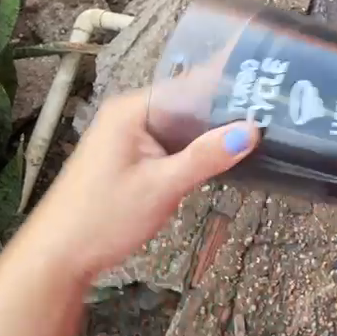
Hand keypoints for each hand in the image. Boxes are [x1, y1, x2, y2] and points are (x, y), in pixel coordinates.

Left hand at [10, 91, 257, 280]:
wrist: (59, 257)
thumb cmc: (103, 217)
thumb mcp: (161, 186)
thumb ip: (206, 157)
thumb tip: (252, 129)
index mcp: (133, 110)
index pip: (190, 85)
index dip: (228, 82)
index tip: (268, 78)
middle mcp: (134, 115)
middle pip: (191, 103)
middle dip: (229, 106)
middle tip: (277, 105)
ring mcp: (135, 137)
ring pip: (187, 125)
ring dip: (218, 129)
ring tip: (267, 123)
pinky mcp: (139, 158)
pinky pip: (179, 143)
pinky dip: (203, 147)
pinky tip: (233, 150)